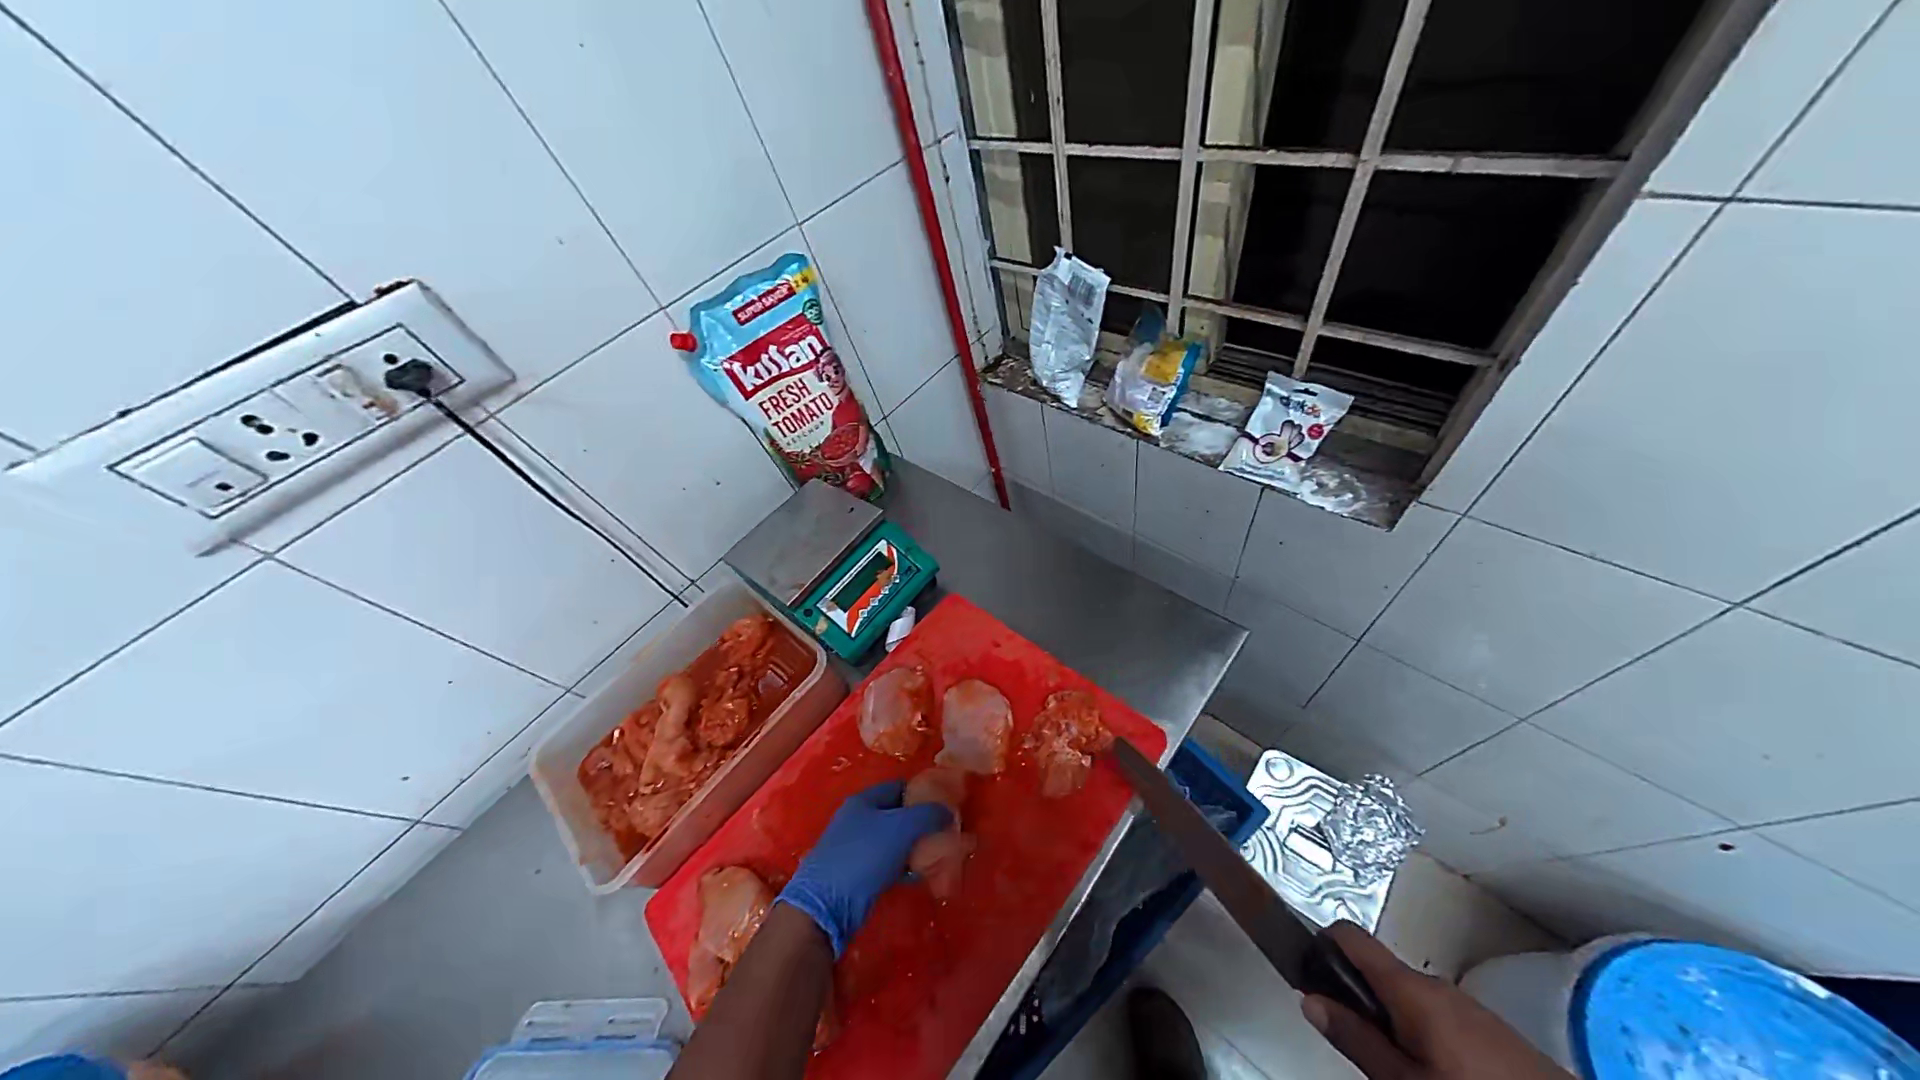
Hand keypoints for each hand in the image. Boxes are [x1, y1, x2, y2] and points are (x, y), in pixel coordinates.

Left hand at [776, 781, 951, 956]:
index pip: (900, 786)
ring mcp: (854, 847)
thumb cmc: (863, 856)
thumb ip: (927, 815)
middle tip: (945, 832)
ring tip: (938, 854)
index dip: (923, 792)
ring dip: (914, 846)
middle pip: (897, 813)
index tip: (946, 805)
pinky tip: (918, 874)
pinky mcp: (856, 873)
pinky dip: (903, 865)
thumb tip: (948, 811)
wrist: (825, 906)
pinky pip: (887, 862)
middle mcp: (857, 819)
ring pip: (893, 840)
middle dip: (921, 822)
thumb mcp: (900, 828)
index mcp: (864, 800)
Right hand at [1301, 922, 1573, 1079]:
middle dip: (1358, 998)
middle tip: (1356, 1044)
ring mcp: (1468, 1006)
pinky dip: (1422, 1033)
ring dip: (1391, 1020)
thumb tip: (1310, 1000)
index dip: (1321, 943)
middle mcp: (1436, 984)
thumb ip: (1356, 1039)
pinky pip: (1439, 1016)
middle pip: (1377, 971)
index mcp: (1409, 988)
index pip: (1349, 935)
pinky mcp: (1493, 1030)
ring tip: (1398, 1068)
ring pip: (1408, 998)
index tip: (1308, 974)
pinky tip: (1436, 1073)